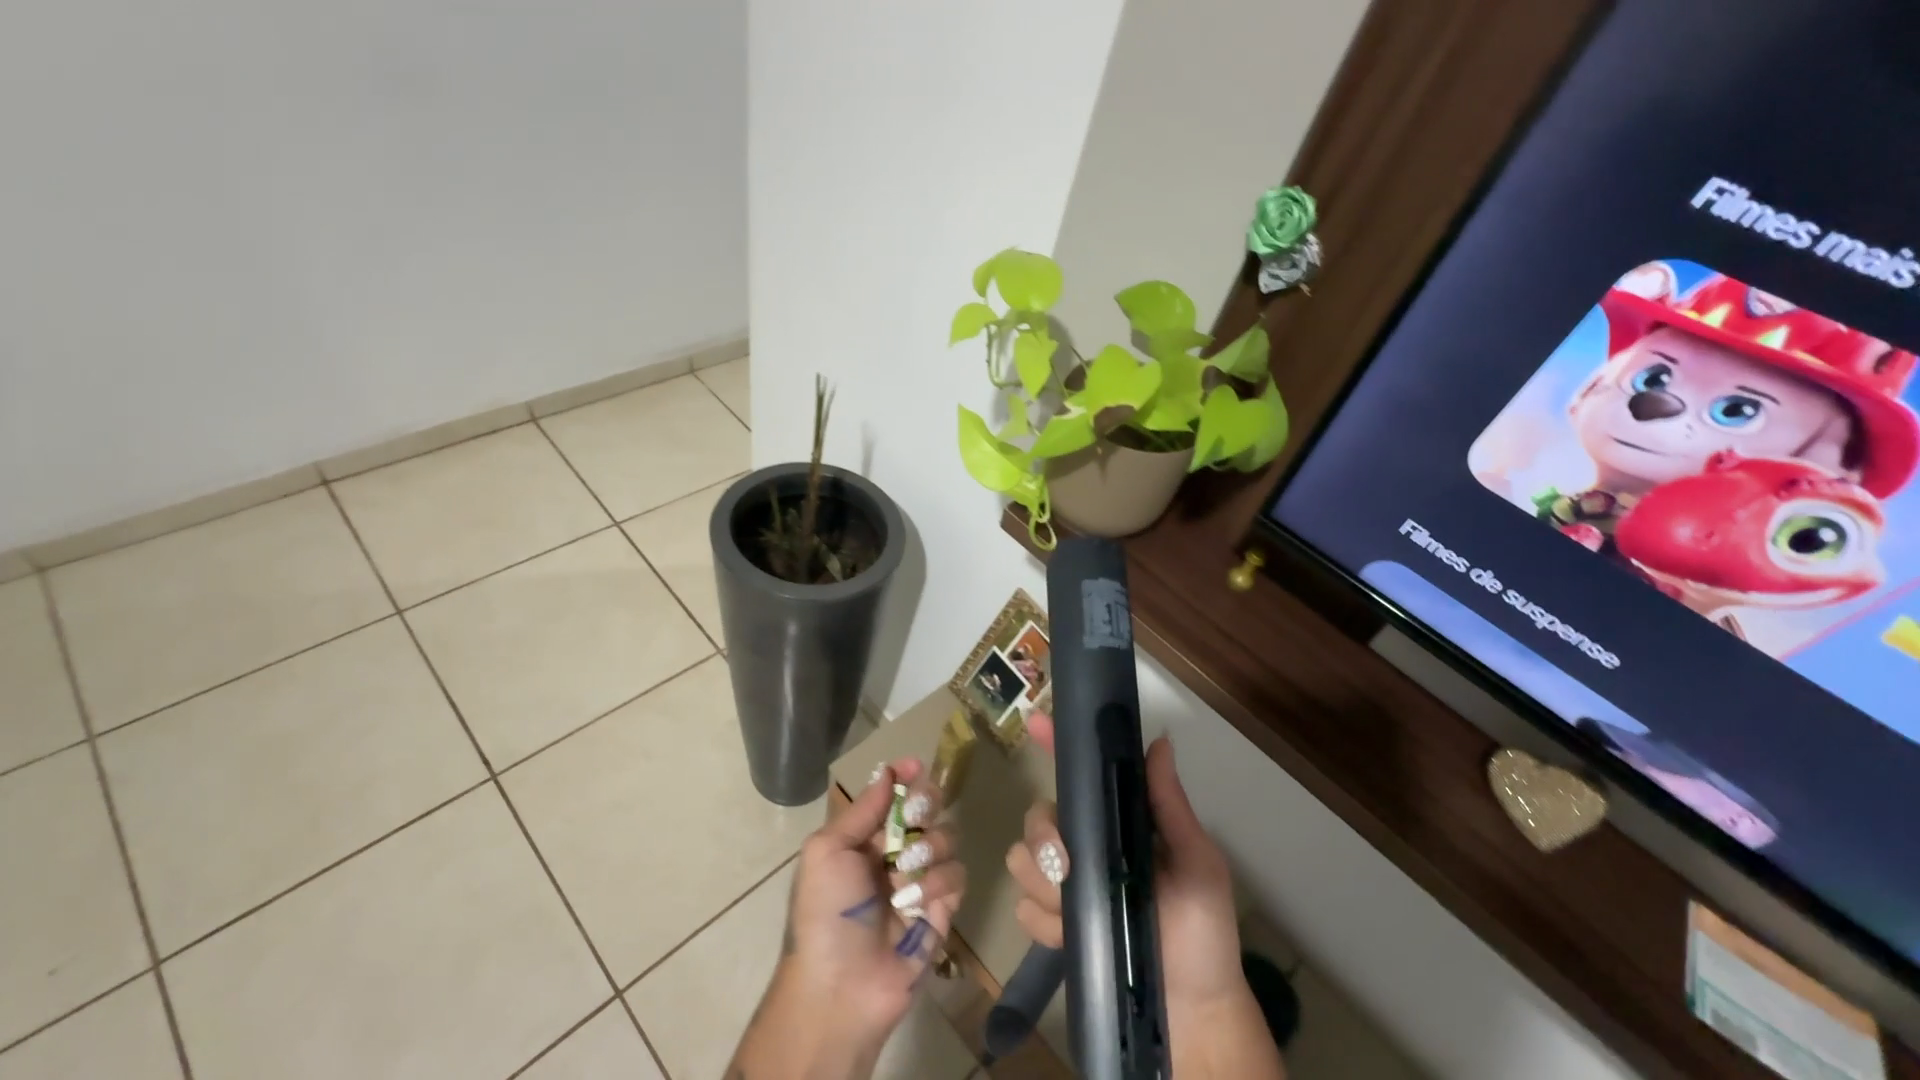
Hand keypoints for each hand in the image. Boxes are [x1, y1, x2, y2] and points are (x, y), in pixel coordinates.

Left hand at [728, 757, 965, 1077]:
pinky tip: (916, 902)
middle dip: (924, 807)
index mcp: (860, 841)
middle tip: (916, 817)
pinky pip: (956, 876)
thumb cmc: (825, 914)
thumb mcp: (827, 852)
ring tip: (904, 875)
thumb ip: (861, 811)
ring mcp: (919, 882)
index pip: (890, 798)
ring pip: (946, 840)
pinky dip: (938, 884)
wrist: (842, 987)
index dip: (904, 779)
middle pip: (925, 811)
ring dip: (928, 850)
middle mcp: (891, 857)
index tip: (916, 765)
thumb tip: (887, 773)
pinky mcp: (942, 910)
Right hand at [1007, 715, 1285, 1078]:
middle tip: (1069, 865)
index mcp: (1119, 825)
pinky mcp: (1054, 928)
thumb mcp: (1197, 864)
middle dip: (1044, 836)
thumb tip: (1160, 742)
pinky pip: (1023, 910)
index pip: (1080, 776)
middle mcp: (1087, 849)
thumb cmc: (1203, 931)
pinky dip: (1044, 923)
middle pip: (1037, 818)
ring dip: (1044, 883)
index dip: (1055, 745)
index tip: (1034, 722)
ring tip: (1077, 908)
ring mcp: (1067, 889)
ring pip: (1021, 860)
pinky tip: (1071, 937)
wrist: (1190, 1009)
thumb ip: (1169, 807)